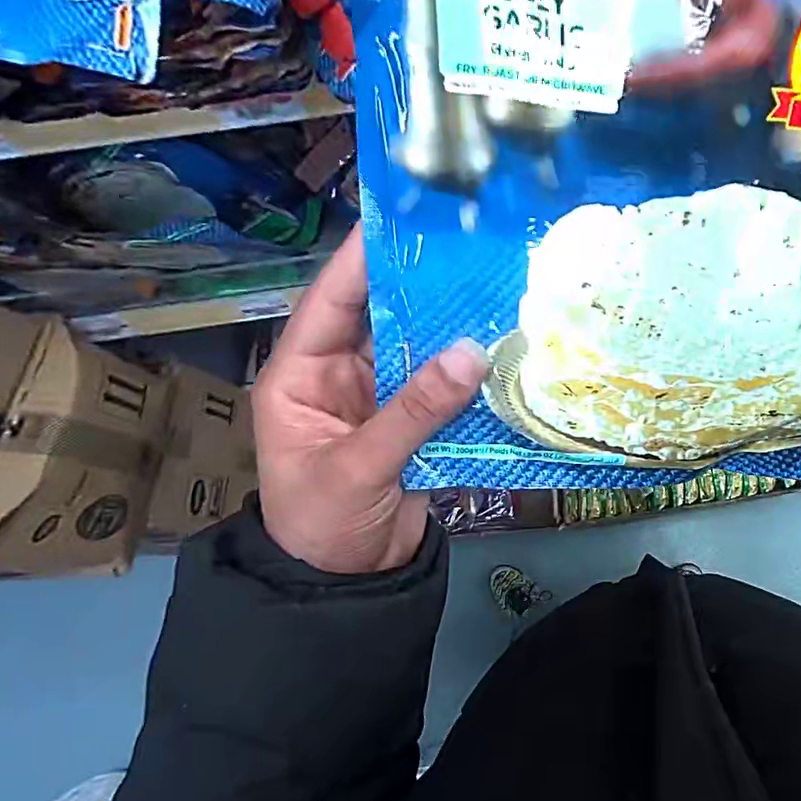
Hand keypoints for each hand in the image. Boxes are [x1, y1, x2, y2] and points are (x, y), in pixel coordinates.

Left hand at [251, 228, 488, 572]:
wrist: (348, 583)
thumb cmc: (323, 525)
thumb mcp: (359, 467)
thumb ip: (414, 412)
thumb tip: (472, 352)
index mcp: (301, 376)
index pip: (330, 304)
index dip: (360, 259)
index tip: (399, 218)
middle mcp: (340, 377)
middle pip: (380, 318)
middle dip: (419, 286)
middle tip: (465, 246)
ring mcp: (380, 399)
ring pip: (416, 350)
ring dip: (450, 327)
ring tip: (493, 286)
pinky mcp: (413, 423)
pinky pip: (440, 387)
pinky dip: (466, 371)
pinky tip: (499, 346)